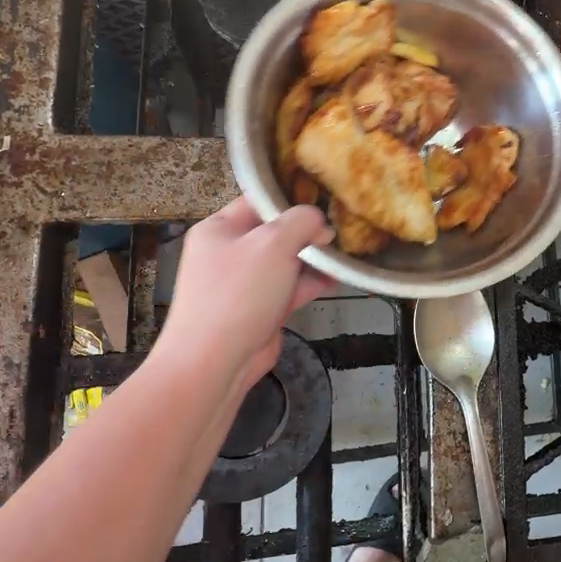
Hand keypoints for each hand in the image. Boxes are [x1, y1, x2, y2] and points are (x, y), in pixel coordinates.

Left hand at [159, 198, 334, 389]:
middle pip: (276, 232)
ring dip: (314, 259)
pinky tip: (338, 277)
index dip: (292, 200)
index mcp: (220, 229)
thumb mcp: (273, 243)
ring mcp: (245, 283)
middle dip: (308, 232)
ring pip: (287, 261)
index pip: (259, 201)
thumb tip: (320, 223)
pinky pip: (290, 287)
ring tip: (345, 254)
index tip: (326, 201)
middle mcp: (229, 252)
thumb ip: (302, 221)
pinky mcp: (260, 308)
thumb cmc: (239, 293)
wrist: (214, 362)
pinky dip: (311, 282)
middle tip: (340, 231)